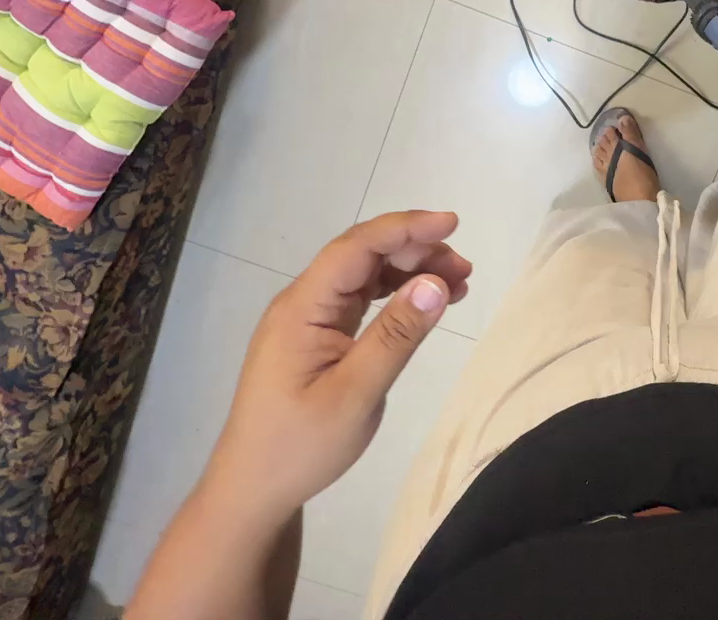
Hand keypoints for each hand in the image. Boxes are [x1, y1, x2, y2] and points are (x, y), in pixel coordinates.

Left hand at [196, 210, 472, 527]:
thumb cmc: (300, 446)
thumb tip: (436, 282)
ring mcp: (312, 319)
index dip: (406, 228)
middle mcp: (304, 302)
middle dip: (417, 250)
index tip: (453, 223)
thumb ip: (396, 335)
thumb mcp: (356, 394)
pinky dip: (399, 294)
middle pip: (365, 254)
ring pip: (368, 274)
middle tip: (464, 269)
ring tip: (459, 283)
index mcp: (303, 307)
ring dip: (412, 270)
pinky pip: (365, 298)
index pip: (358, 246)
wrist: (253, 493)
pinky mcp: (321, 335)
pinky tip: (428, 304)